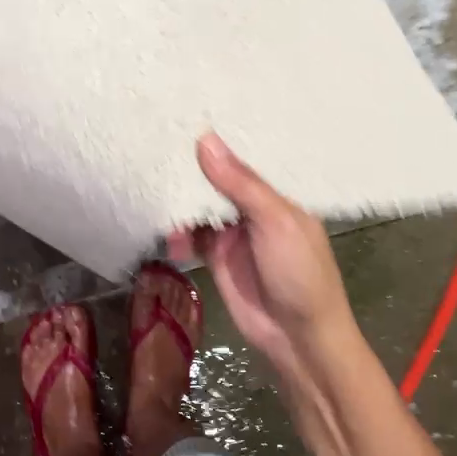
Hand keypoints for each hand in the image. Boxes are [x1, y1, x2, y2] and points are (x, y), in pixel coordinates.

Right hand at [169, 132, 359, 374]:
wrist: (299, 340)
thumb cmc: (301, 273)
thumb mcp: (275, 222)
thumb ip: (240, 183)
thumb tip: (205, 139)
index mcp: (276, 193)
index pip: (244, 157)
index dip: (219, 140)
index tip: (186, 114)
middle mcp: (252, 207)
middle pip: (216, 179)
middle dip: (191, 168)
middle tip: (155, 144)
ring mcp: (233, 231)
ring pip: (199, 205)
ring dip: (180, 202)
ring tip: (157, 194)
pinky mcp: (215, 255)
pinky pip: (190, 235)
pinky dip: (177, 232)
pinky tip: (168, 235)